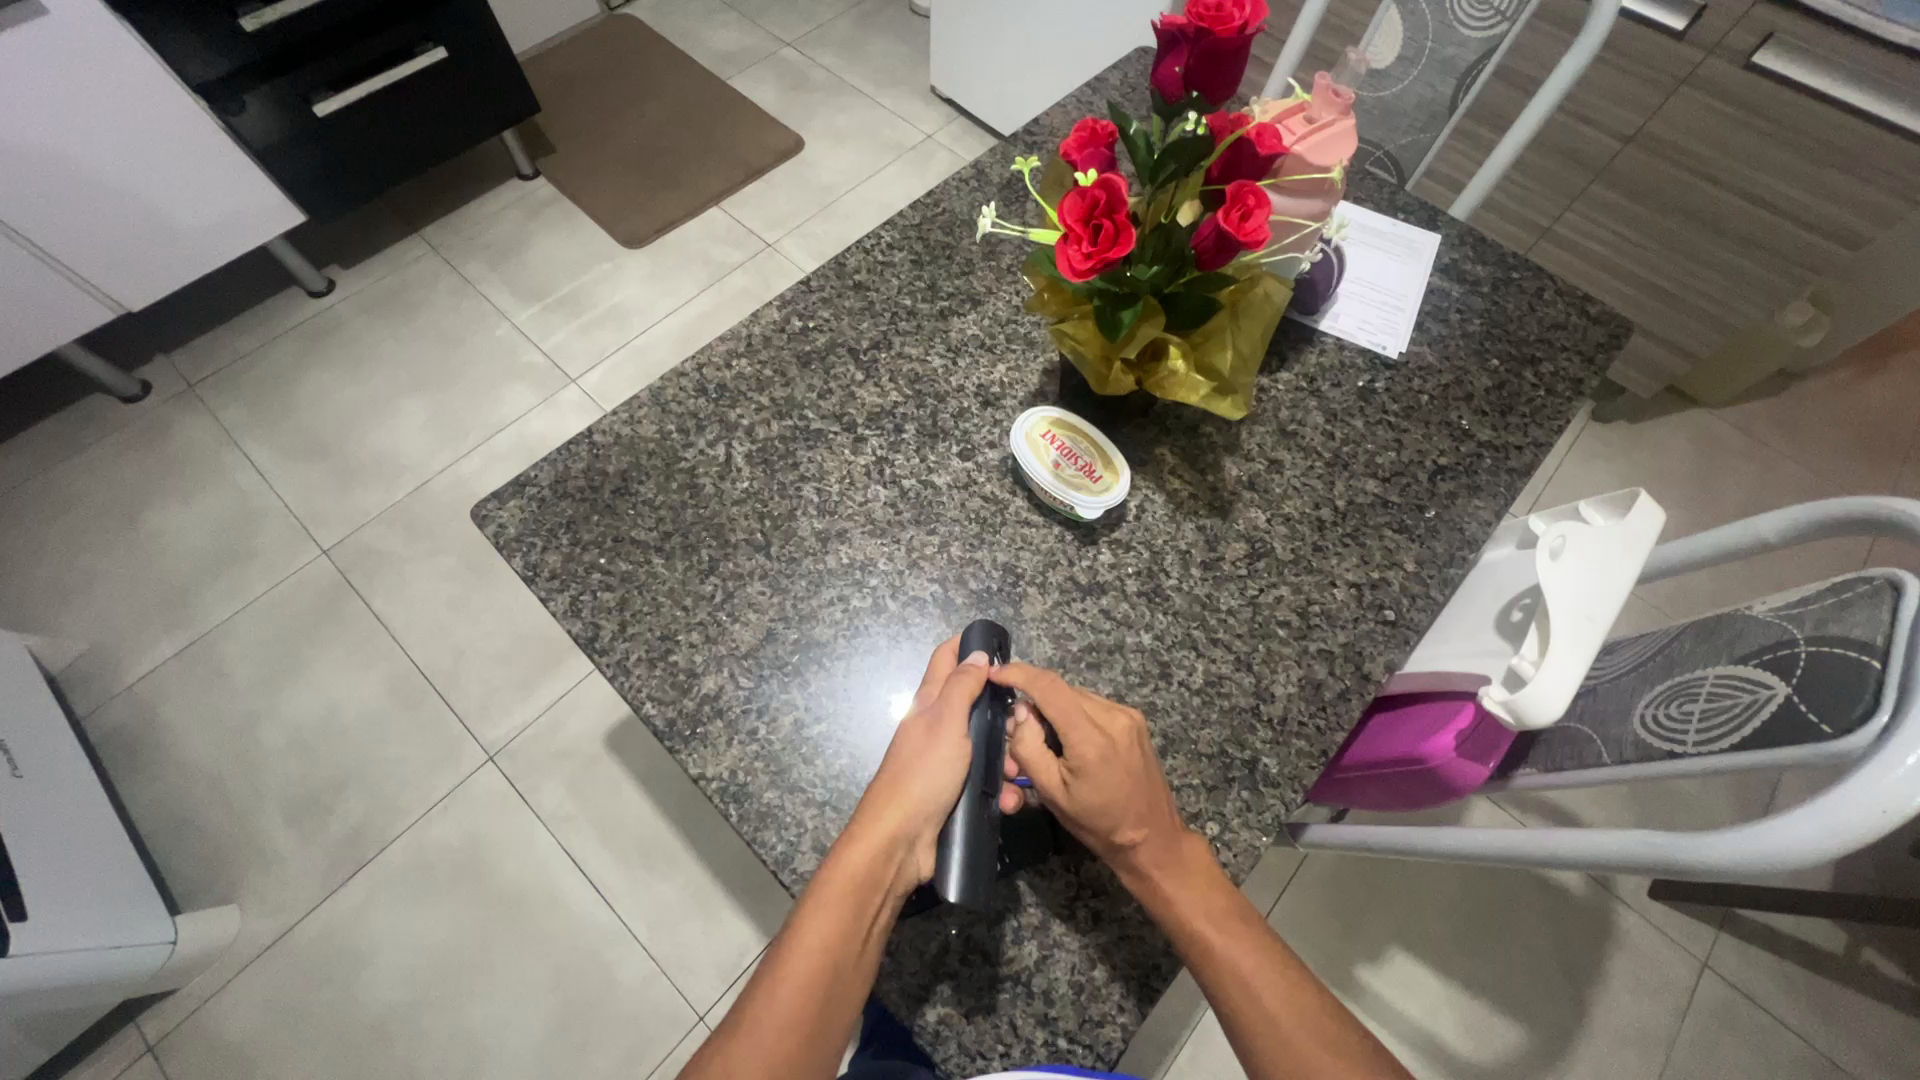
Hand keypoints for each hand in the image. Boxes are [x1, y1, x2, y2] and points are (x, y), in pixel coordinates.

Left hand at [843, 637, 1024, 896]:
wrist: (900, 840)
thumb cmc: (923, 772)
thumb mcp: (946, 721)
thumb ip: (962, 686)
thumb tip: (976, 654)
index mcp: (930, 702)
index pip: (946, 659)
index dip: (968, 645)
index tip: (1000, 646)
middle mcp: (938, 727)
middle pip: (977, 704)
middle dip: (1004, 714)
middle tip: (1024, 725)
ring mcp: (946, 761)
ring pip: (987, 747)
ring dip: (1008, 758)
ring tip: (1018, 773)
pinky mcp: (955, 792)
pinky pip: (986, 782)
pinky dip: (1001, 790)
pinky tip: (1010, 801)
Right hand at [990, 663, 1191, 880]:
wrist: (1152, 837)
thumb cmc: (1098, 823)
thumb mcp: (1051, 793)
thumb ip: (1029, 747)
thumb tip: (1021, 710)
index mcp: (1090, 738)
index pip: (1049, 687)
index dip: (1018, 674)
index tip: (995, 674)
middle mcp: (1112, 716)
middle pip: (1061, 689)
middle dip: (1034, 700)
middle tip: (1020, 728)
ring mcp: (1127, 715)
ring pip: (1076, 695)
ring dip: (1055, 707)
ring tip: (1050, 739)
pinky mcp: (1135, 718)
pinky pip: (1093, 703)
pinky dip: (1075, 713)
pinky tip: (1073, 740)